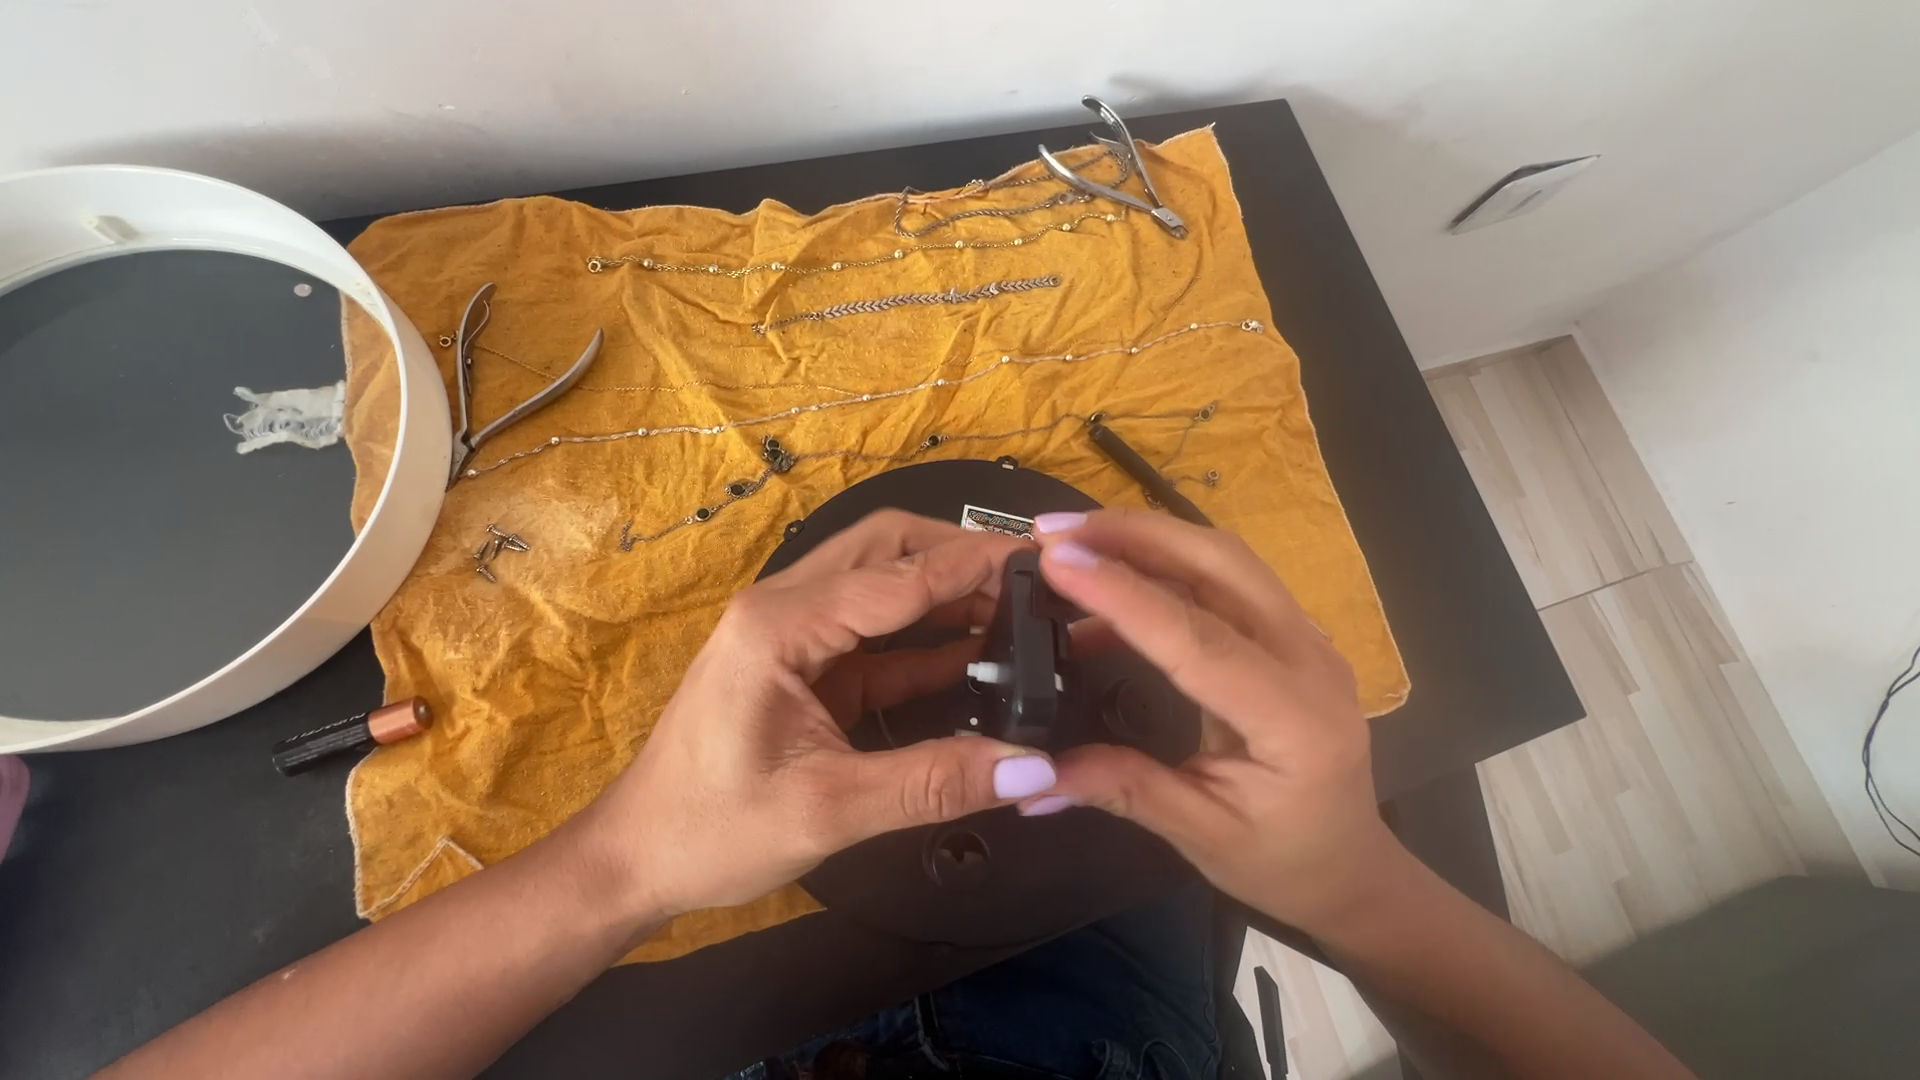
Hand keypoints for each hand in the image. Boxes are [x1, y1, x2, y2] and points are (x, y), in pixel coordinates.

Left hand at [576, 510, 1059, 923]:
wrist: (637, 857)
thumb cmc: (713, 830)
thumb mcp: (828, 811)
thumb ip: (932, 783)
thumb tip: (1031, 768)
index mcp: (779, 624)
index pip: (895, 577)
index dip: (971, 565)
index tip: (1040, 558)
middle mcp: (784, 607)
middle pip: (884, 548)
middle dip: (956, 555)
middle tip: (1027, 577)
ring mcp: (793, 632)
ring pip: (881, 581)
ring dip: (945, 589)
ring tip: (1017, 606)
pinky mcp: (805, 663)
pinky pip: (876, 632)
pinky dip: (926, 636)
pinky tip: (977, 652)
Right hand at [1022, 509, 1410, 935]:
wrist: (1352, 868)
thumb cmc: (1286, 862)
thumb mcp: (1202, 836)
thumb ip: (1124, 790)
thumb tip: (1033, 777)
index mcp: (1295, 720)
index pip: (1200, 640)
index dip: (1125, 596)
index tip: (1059, 560)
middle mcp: (1309, 660)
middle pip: (1222, 563)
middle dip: (1134, 534)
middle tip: (1053, 532)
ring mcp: (1302, 637)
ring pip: (1222, 558)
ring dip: (1143, 538)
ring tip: (1069, 543)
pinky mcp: (1284, 633)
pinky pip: (1219, 579)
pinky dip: (1157, 568)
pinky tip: (1103, 591)